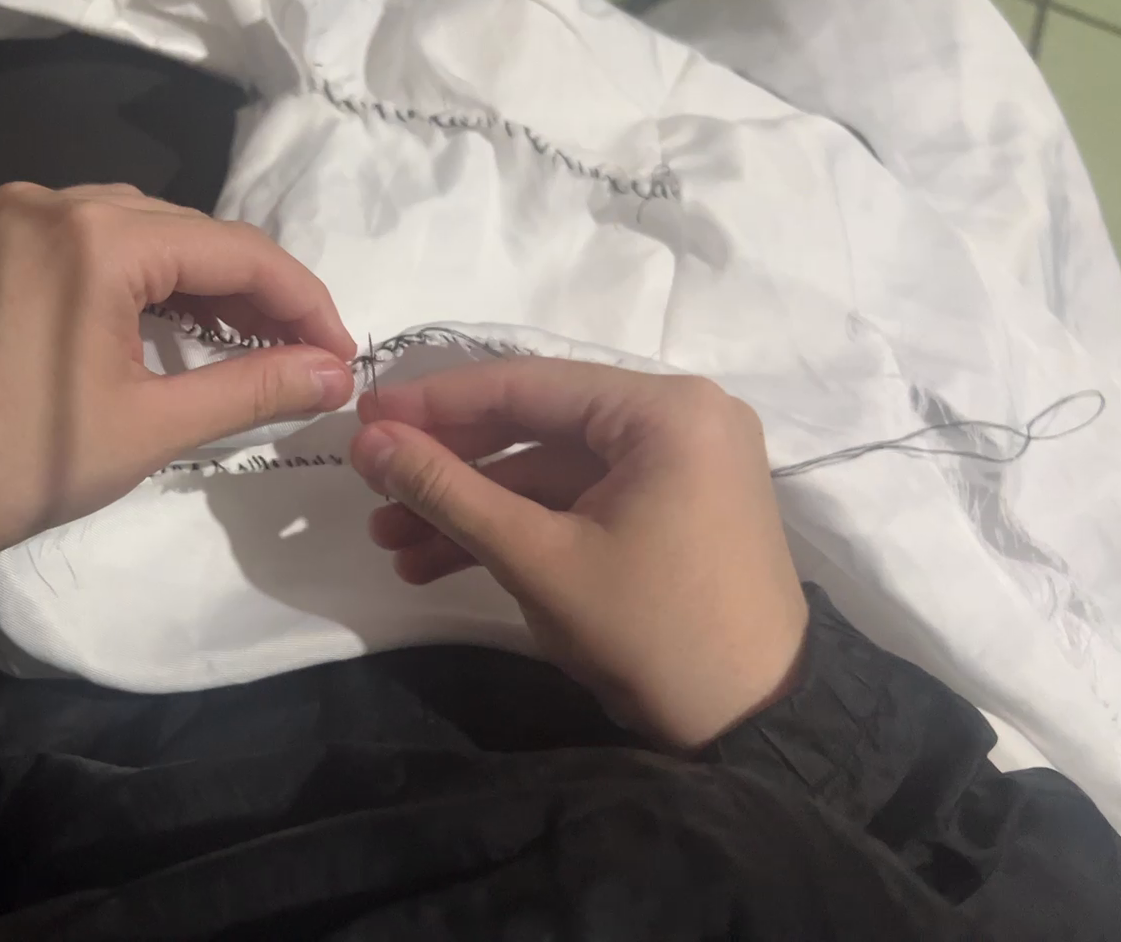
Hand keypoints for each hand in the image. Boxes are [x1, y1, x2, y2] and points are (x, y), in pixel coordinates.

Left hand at [0, 183, 355, 564]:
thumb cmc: (19, 465)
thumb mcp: (148, 428)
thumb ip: (252, 388)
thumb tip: (334, 372)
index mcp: (97, 237)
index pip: (235, 251)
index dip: (302, 300)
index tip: (339, 353)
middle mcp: (55, 201)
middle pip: (190, 234)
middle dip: (255, 293)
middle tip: (299, 354)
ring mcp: (14, 216)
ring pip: (141, 234)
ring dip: (200, 283)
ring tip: (245, 340)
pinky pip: (90, 244)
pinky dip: (141, 279)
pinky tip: (167, 320)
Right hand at [349, 358, 808, 749]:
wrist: (755, 736)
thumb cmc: (651, 631)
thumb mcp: (533, 555)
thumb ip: (444, 488)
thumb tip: (367, 440)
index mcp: (661, 411)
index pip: (523, 385)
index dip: (433, 401)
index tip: (364, 415)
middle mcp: (670, 420)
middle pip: (527, 424)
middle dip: (444, 463)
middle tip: (371, 482)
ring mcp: (665, 467)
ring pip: (537, 469)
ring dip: (463, 505)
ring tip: (389, 540)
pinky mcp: (655, 508)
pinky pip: (563, 502)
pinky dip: (504, 527)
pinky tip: (432, 563)